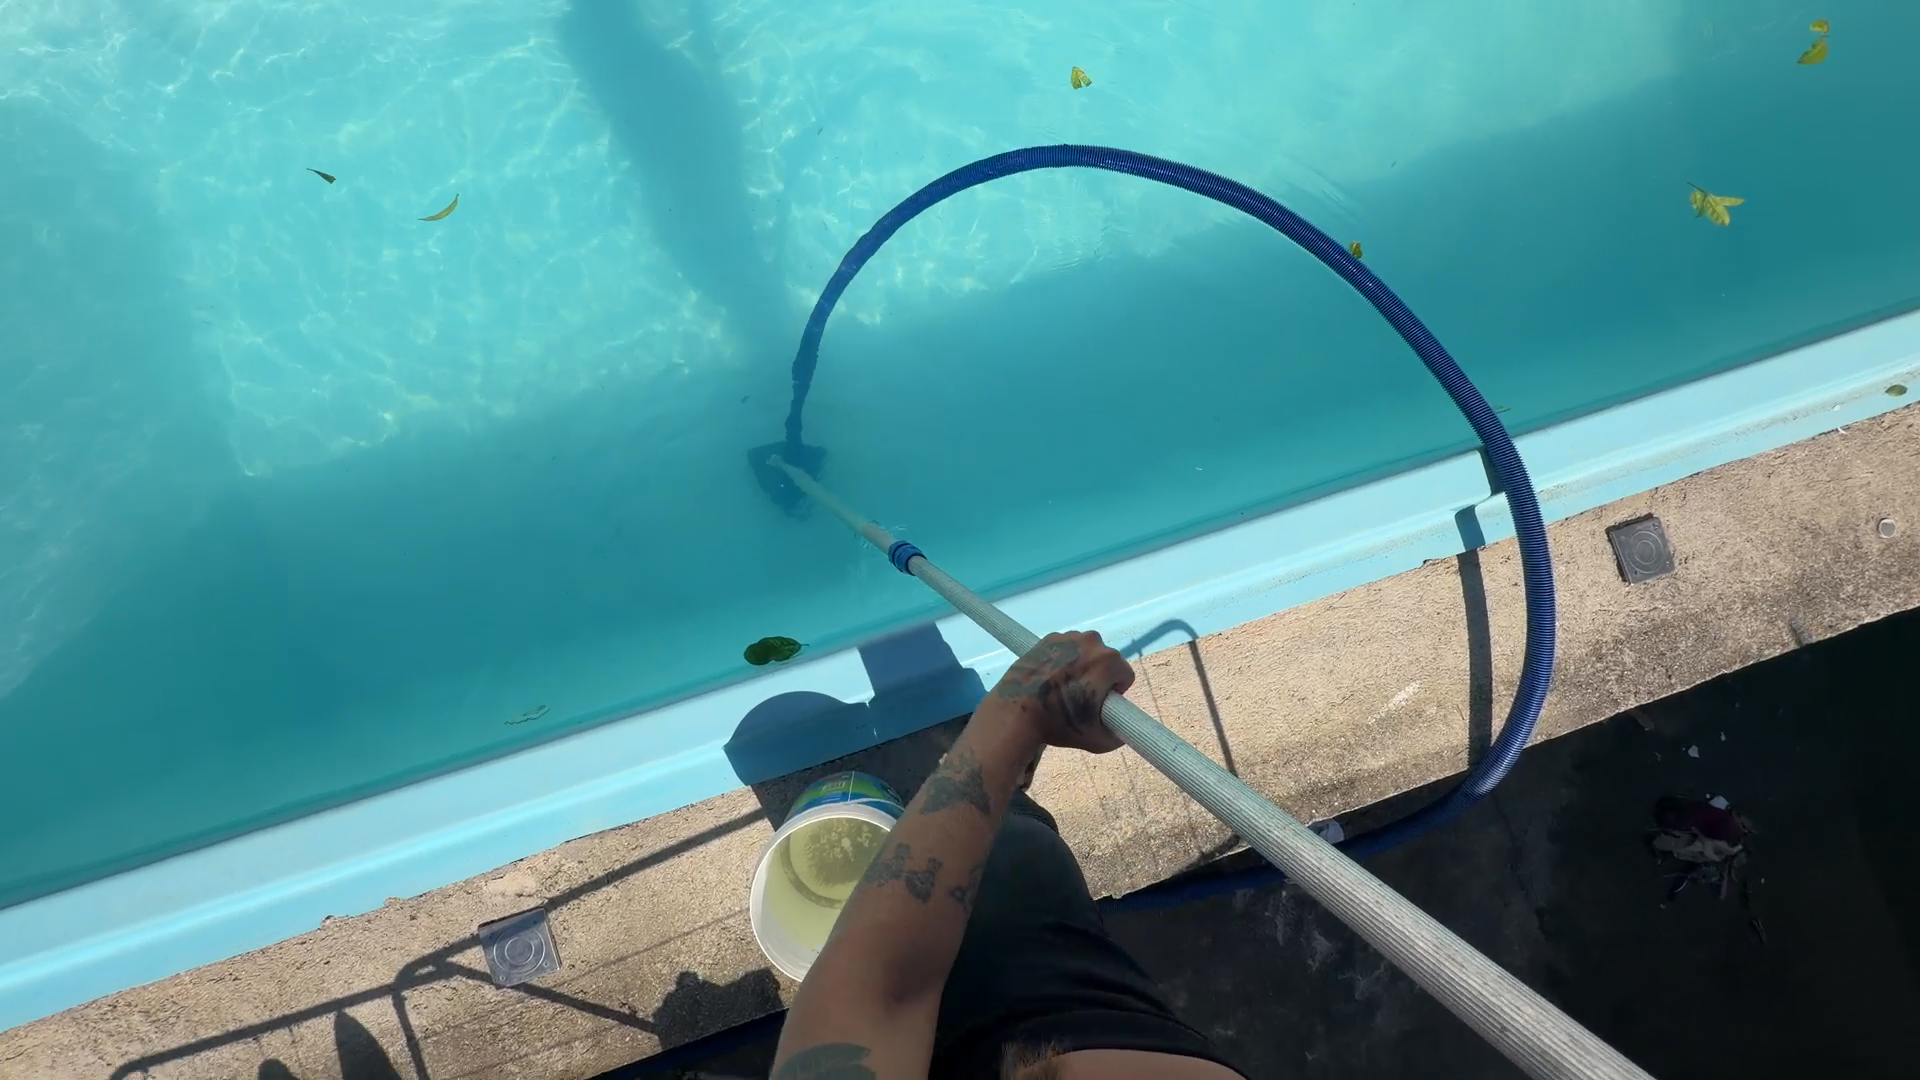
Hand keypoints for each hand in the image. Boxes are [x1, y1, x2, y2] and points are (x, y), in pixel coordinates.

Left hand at [985, 631, 1131, 753]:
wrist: (1017, 710)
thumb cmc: (1061, 723)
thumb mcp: (1099, 741)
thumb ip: (1118, 735)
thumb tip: (1121, 728)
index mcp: (1108, 661)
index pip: (1124, 676)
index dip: (1115, 692)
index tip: (1100, 703)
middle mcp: (1091, 641)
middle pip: (1105, 661)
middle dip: (1098, 677)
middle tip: (1080, 697)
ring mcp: (1067, 636)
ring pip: (1084, 653)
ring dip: (1080, 666)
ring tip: (1063, 688)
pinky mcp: (1046, 638)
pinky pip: (1064, 649)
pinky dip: (1062, 660)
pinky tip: (1050, 677)